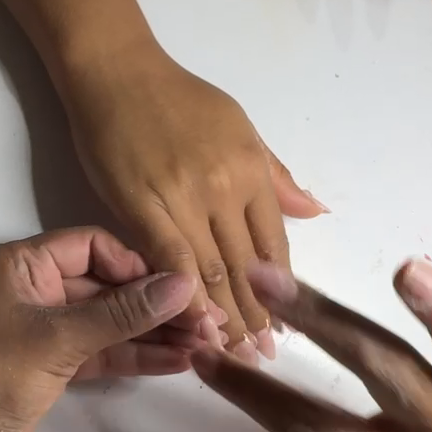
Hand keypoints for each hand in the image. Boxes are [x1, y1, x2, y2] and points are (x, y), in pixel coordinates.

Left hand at [0, 227, 197, 431]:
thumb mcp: (58, 339)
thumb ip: (122, 312)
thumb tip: (183, 285)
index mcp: (22, 263)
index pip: (93, 246)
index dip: (138, 264)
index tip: (182, 287)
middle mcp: (36, 287)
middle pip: (107, 284)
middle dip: (155, 303)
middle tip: (208, 319)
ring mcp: (46, 327)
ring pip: (109, 320)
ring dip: (153, 331)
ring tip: (205, 342)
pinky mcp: (54, 363)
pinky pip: (102, 349)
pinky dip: (135, 354)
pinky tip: (177, 361)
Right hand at [63, 54, 326, 360]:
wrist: (116, 73)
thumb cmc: (176, 99)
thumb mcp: (238, 126)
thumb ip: (274, 174)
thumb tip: (315, 211)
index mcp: (252, 169)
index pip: (274, 244)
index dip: (281, 291)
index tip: (284, 327)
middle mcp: (226, 187)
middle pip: (248, 267)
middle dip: (257, 317)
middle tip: (264, 358)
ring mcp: (185, 197)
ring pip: (212, 271)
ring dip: (225, 317)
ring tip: (235, 354)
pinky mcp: (142, 205)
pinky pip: (169, 260)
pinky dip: (184, 296)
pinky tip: (194, 324)